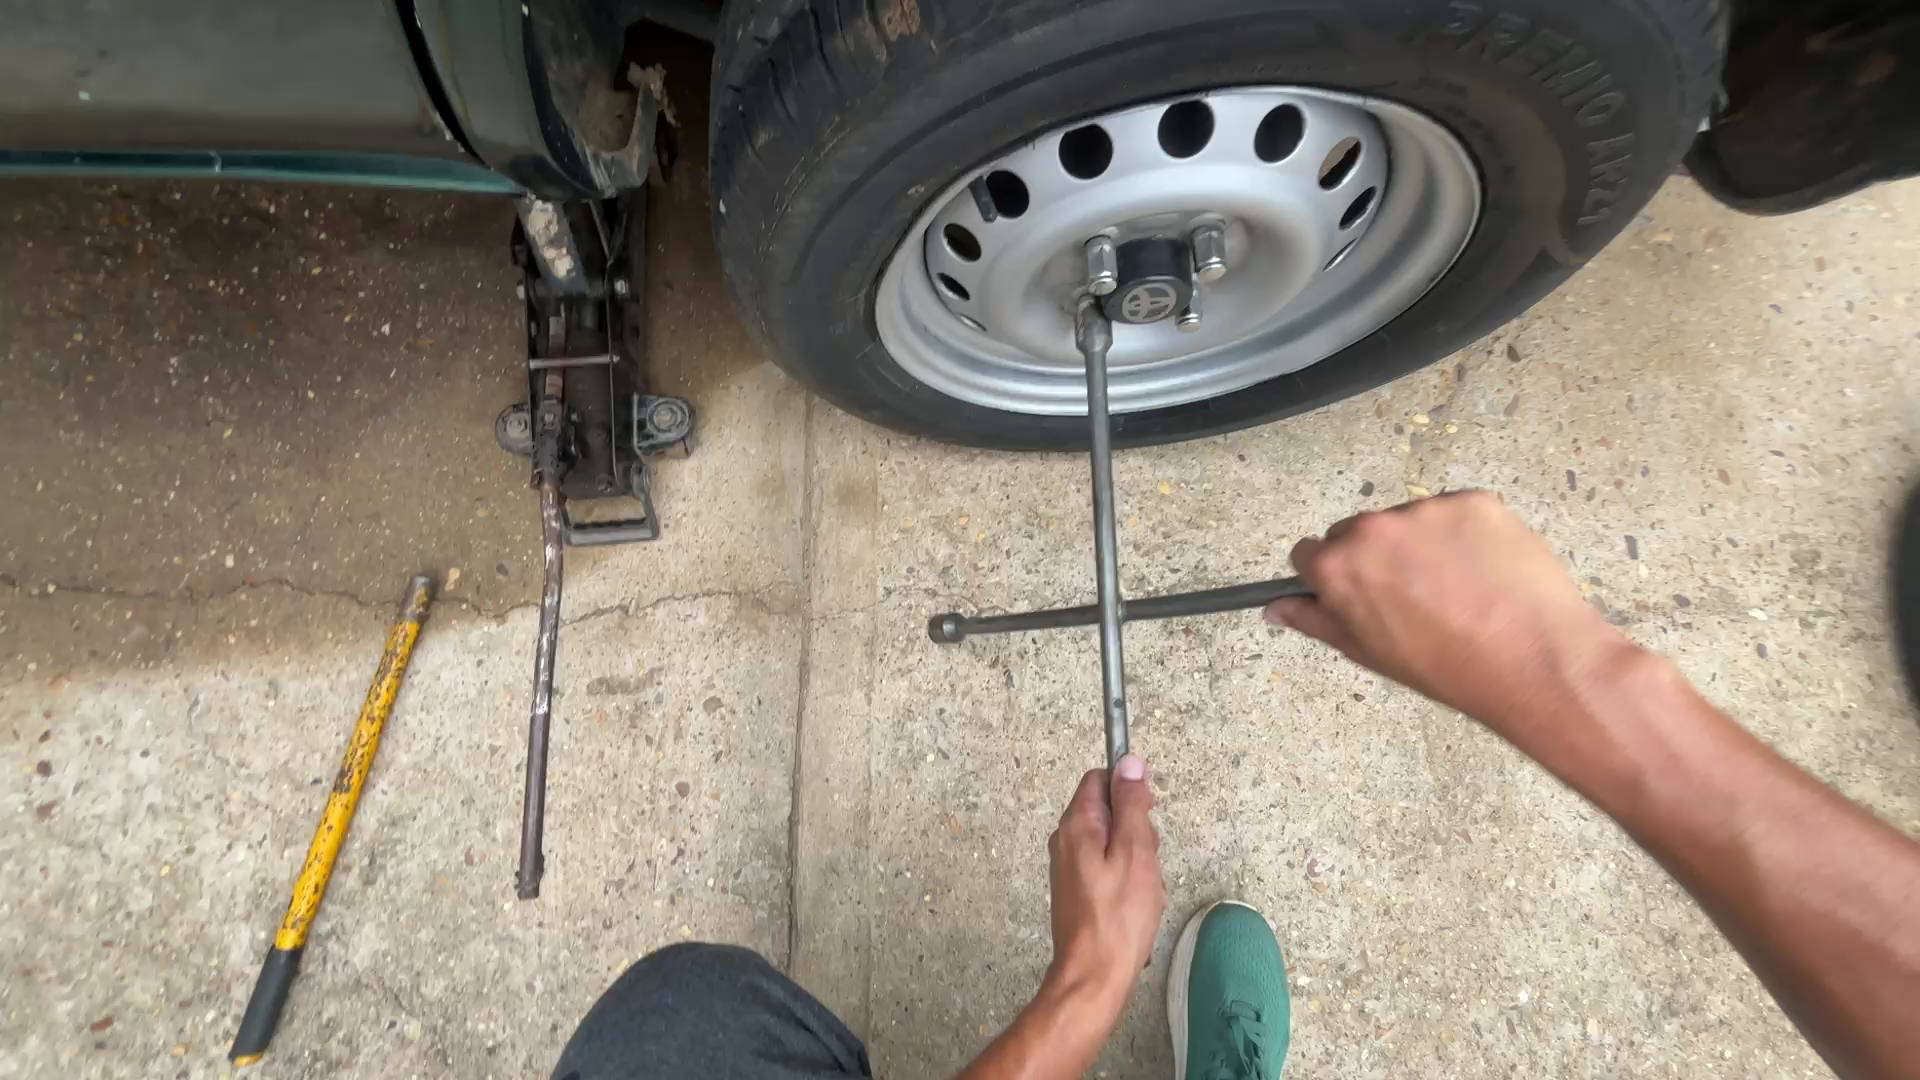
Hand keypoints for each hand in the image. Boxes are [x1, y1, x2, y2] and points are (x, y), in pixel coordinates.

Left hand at [1044, 755, 1165, 1019]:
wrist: (1092, 975)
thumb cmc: (1118, 915)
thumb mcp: (1135, 851)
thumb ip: (1132, 804)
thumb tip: (1130, 761)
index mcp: (1077, 822)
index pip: (1100, 778)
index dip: (1128, 788)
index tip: (1149, 814)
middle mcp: (1066, 837)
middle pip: (1107, 809)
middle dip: (1136, 828)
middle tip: (1148, 860)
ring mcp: (1068, 863)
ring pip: (1110, 839)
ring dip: (1135, 856)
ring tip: (1144, 888)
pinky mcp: (1075, 886)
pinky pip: (1105, 864)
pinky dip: (1126, 876)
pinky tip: (1136, 902)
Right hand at [1264, 491, 1631, 739]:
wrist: (1533, 660)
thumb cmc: (1444, 665)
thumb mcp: (1364, 650)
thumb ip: (1312, 619)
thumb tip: (1275, 607)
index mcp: (1335, 565)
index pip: (1309, 552)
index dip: (1331, 575)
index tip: (1357, 592)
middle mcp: (1370, 529)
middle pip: (1355, 532)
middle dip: (1373, 555)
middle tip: (1410, 593)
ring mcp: (1424, 511)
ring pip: (1406, 521)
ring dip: (1419, 543)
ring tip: (1455, 586)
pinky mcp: (1473, 501)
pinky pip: (1454, 511)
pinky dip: (1464, 534)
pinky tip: (1482, 570)